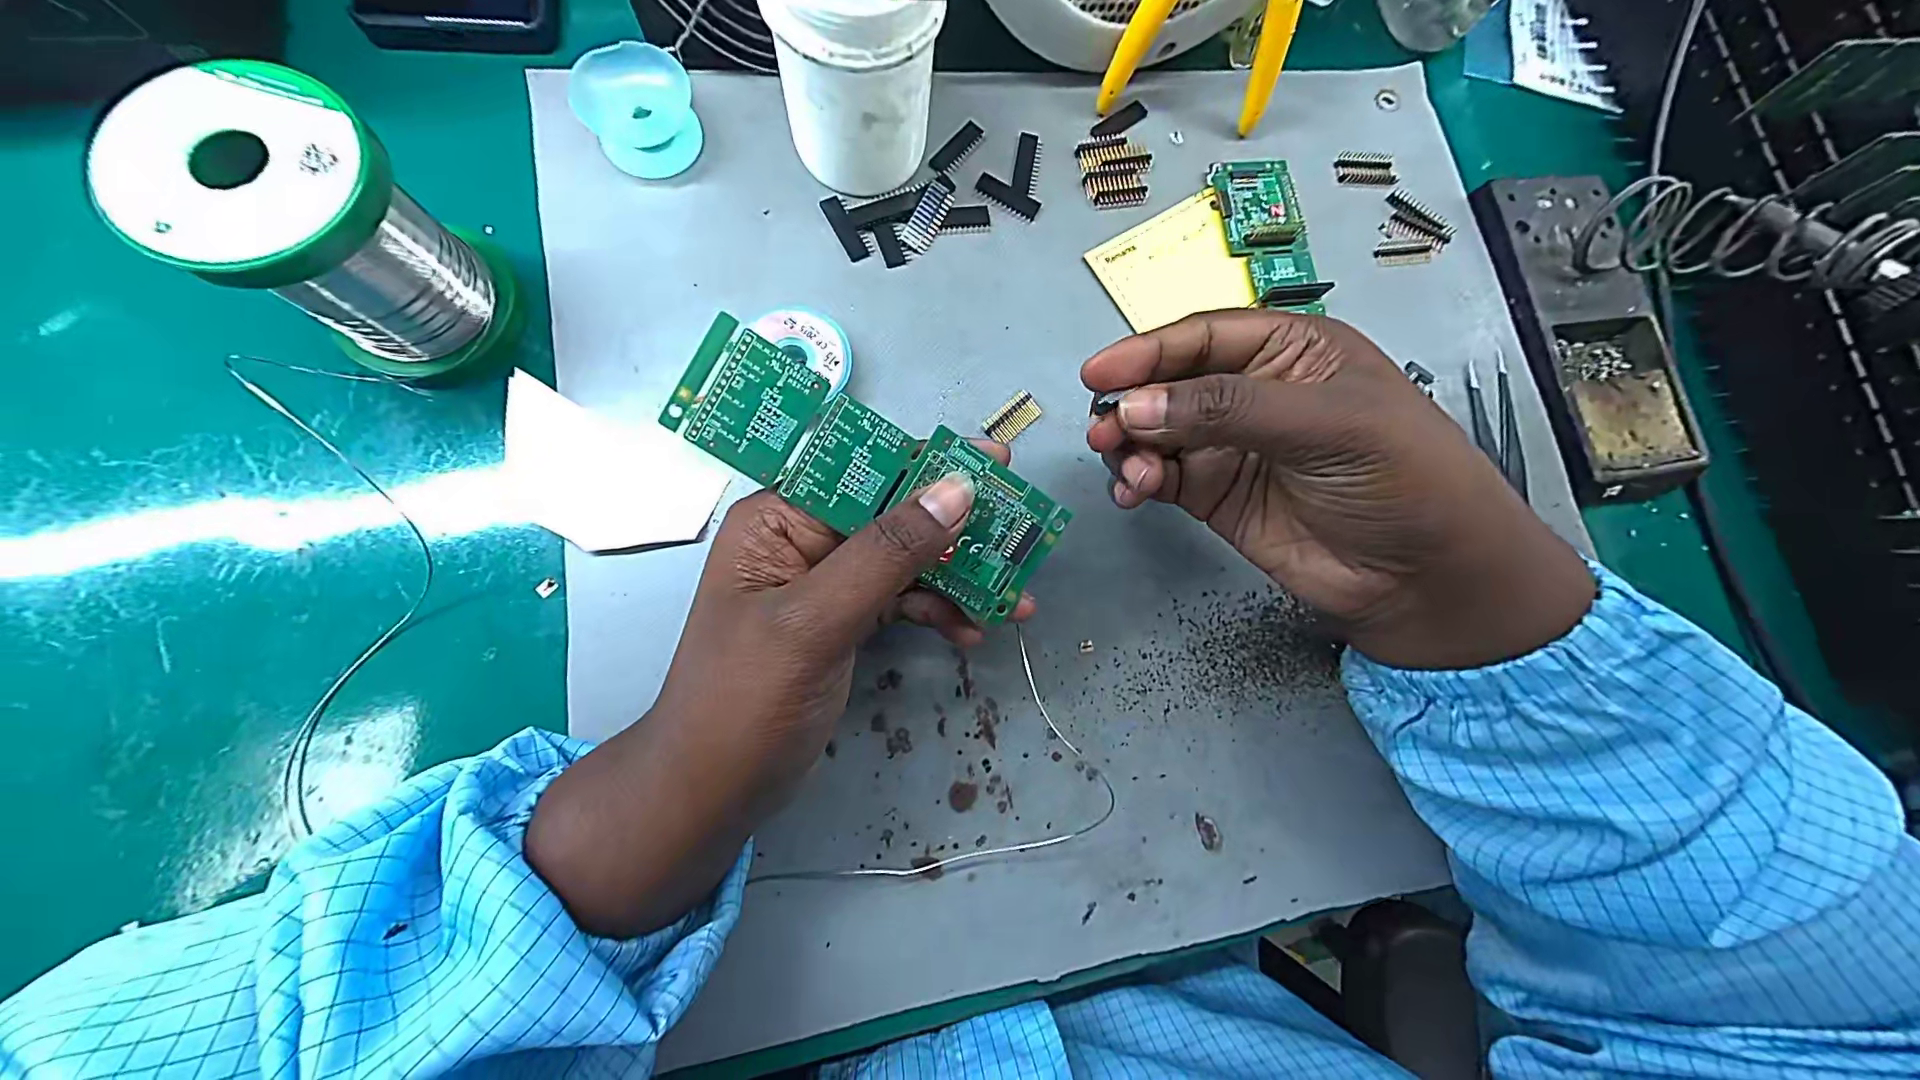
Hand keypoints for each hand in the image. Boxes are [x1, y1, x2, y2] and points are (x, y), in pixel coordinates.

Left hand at [529, 448, 1032, 935]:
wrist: (714, 794)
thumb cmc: (746, 702)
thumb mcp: (815, 622)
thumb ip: (886, 554)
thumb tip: (957, 490)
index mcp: (779, 520)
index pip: (862, 472)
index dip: (929, 463)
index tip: (995, 460)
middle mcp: (805, 541)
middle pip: (894, 515)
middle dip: (956, 529)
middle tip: (1020, 531)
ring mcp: (828, 584)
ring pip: (907, 562)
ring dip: (959, 579)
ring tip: (1015, 598)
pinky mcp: (846, 622)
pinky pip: (903, 601)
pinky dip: (939, 613)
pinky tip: (972, 633)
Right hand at [1083, 309, 1592, 669]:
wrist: (1422, 578)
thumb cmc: (1401, 478)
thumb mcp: (1325, 424)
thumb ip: (1227, 409)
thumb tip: (1136, 406)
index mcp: (1289, 352)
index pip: (1204, 338)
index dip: (1148, 351)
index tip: (1099, 372)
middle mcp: (1251, 393)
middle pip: (1169, 385)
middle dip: (1131, 403)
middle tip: (1103, 429)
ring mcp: (1229, 447)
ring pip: (1156, 433)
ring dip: (1129, 447)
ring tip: (1127, 470)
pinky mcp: (1214, 495)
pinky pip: (1160, 477)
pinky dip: (1137, 481)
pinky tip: (1134, 491)